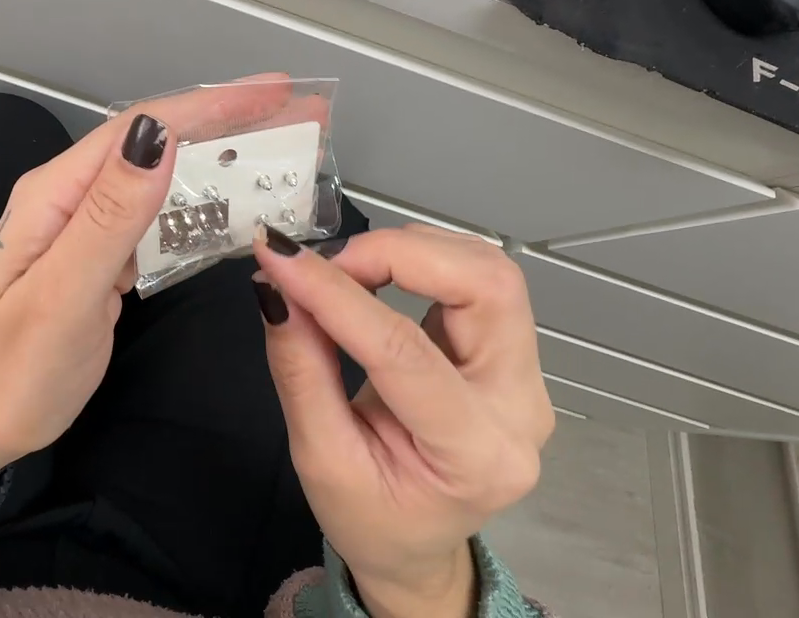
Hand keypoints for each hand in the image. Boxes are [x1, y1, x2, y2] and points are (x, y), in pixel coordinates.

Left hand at [0, 76, 305, 578]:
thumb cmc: (12, 371)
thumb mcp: (62, 295)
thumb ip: (109, 217)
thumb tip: (157, 135)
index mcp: (56, 193)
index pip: (140, 128)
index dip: (210, 106)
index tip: (276, 91)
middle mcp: (71, 198)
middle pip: (157, 143)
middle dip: (228, 122)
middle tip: (301, 112)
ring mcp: (87, 227)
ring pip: (163, 178)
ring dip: (222, 160)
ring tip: (284, 148)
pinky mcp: (102, 259)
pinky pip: (159, 220)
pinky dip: (203, 207)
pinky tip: (238, 205)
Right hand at [251, 224, 553, 617]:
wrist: (418, 548)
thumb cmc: (368, 516)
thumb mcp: (318, 457)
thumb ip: (300, 367)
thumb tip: (274, 286)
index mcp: (474, 456)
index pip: (404, 351)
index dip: (335, 294)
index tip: (276, 255)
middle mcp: (519, 408)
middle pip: (487, 286)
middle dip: (399, 252)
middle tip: (331, 262)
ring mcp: (524, 376)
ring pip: (487, 270)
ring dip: (411, 250)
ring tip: (347, 270)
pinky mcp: (510, 352)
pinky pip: (476, 277)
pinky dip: (420, 258)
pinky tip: (376, 276)